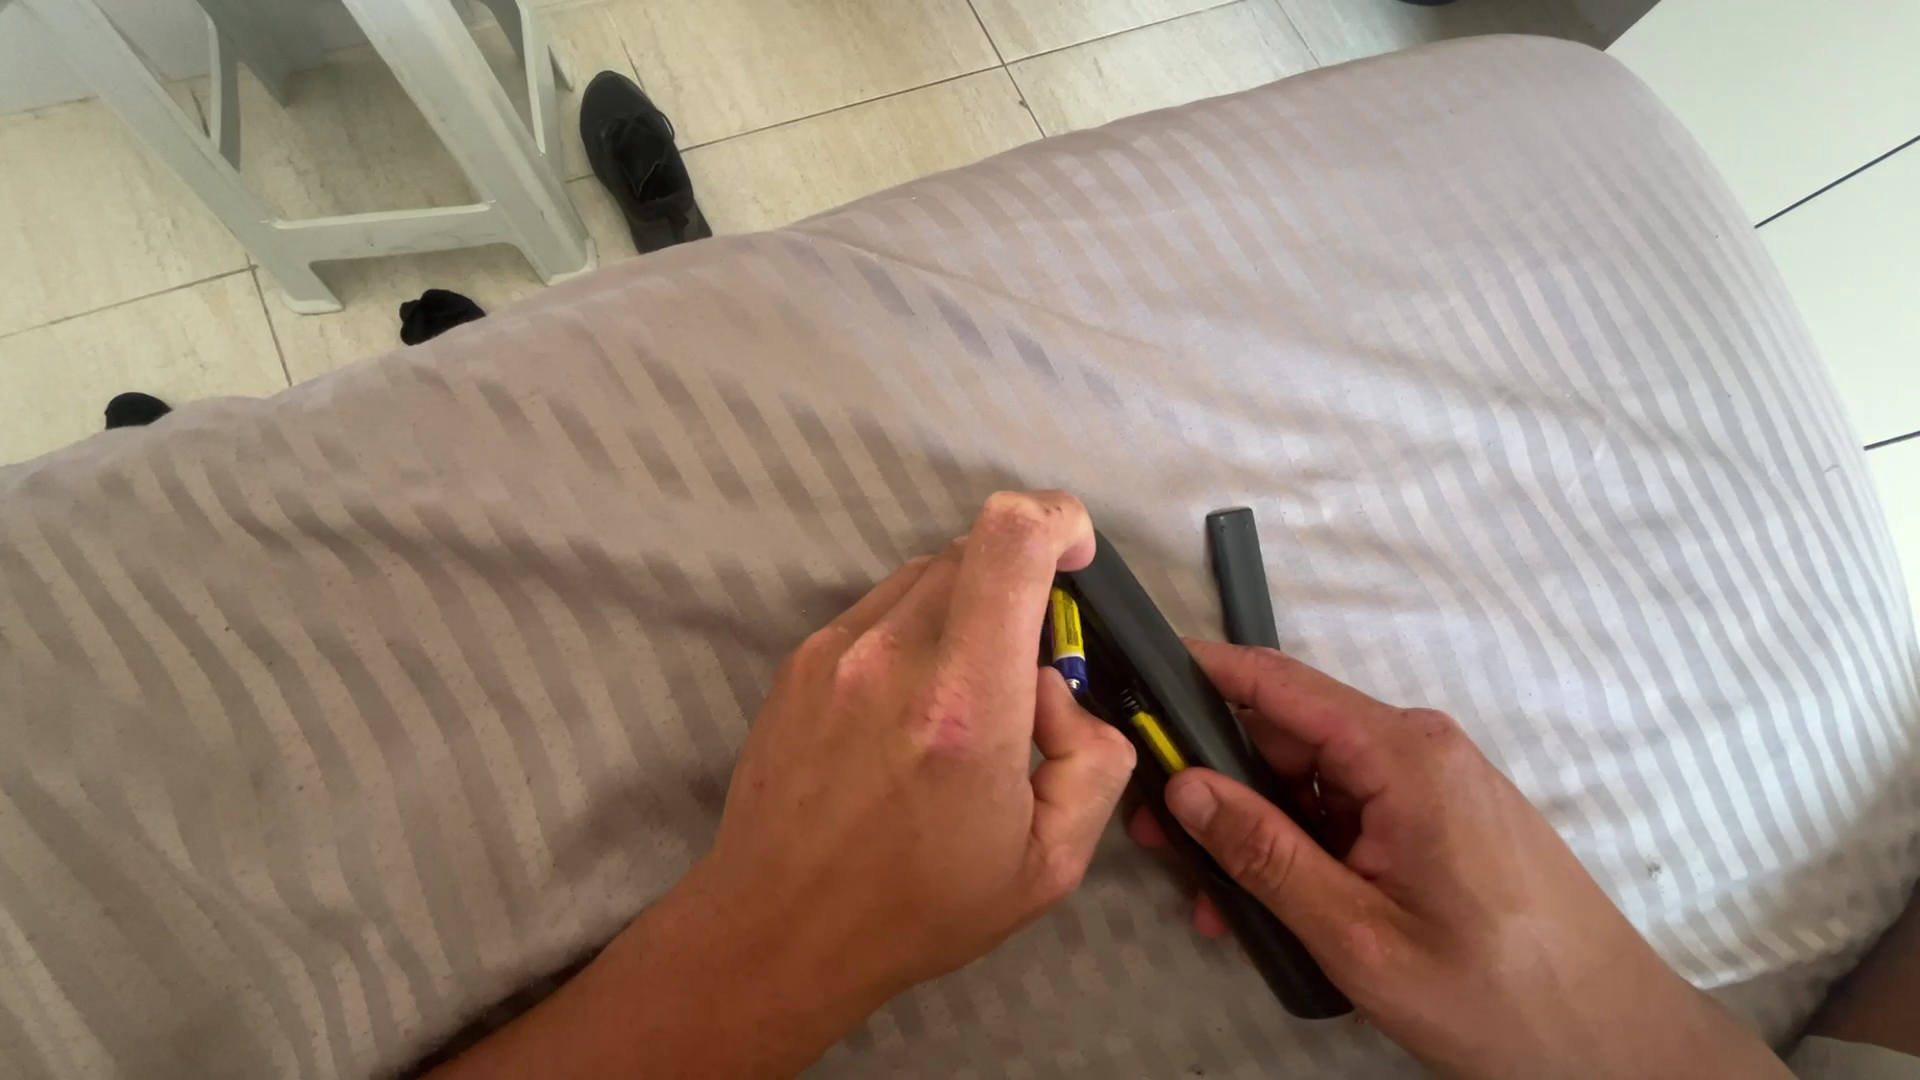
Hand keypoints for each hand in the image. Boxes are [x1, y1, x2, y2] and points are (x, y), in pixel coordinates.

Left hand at [696, 490, 1135, 1008]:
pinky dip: (921, 625)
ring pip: (930, 571)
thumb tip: (1055, 686)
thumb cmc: (920, 906)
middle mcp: (892, 655)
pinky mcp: (804, 654)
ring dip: (970, 603)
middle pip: (977, 546)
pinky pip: (886, 603)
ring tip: (960, 690)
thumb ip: (1093, 756)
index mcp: (963, 705)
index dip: (1058, 518)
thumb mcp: (1051, 861)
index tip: (1077, 554)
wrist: (776, 927)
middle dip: (1023, 581)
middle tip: (1023, 661)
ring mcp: (836, 648)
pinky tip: (908, 701)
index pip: (1010, 541)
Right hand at [1132, 642, 1791, 1079]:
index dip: (1202, 670)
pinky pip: (1339, 812)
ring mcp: (1423, 782)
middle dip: (1213, 781)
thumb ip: (1264, 855)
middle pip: (1283, 739)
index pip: (1277, 683)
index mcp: (1399, 754)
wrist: (1630, 1058)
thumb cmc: (1498, 997)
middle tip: (1153, 832)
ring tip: (1209, 895)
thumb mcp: (1360, 935)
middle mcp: (1411, 748)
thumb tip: (1181, 786)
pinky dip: (1295, 846)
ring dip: (1252, 828)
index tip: (1138, 674)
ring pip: (1304, 782)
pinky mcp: (1429, 816)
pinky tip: (1266, 901)